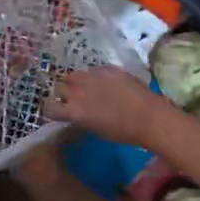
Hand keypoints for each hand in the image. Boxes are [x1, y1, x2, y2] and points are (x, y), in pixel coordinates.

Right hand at [44, 67, 168, 146]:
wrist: (149, 117)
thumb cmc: (123, 132)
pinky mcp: (107, 68)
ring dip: (77, 82)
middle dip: (65, 93)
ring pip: (74, 75)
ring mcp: (93, 76)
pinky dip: (95, 76)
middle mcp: (79, 91)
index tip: (59, 112)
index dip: (53, 110)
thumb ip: (81, 118)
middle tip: (74, 99)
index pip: (50, 108)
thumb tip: (76, 113)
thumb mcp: (95, 129)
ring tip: (87, 87)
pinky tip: (106, 83)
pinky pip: (94, 70)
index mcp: (74, 111)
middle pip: (60, 87)